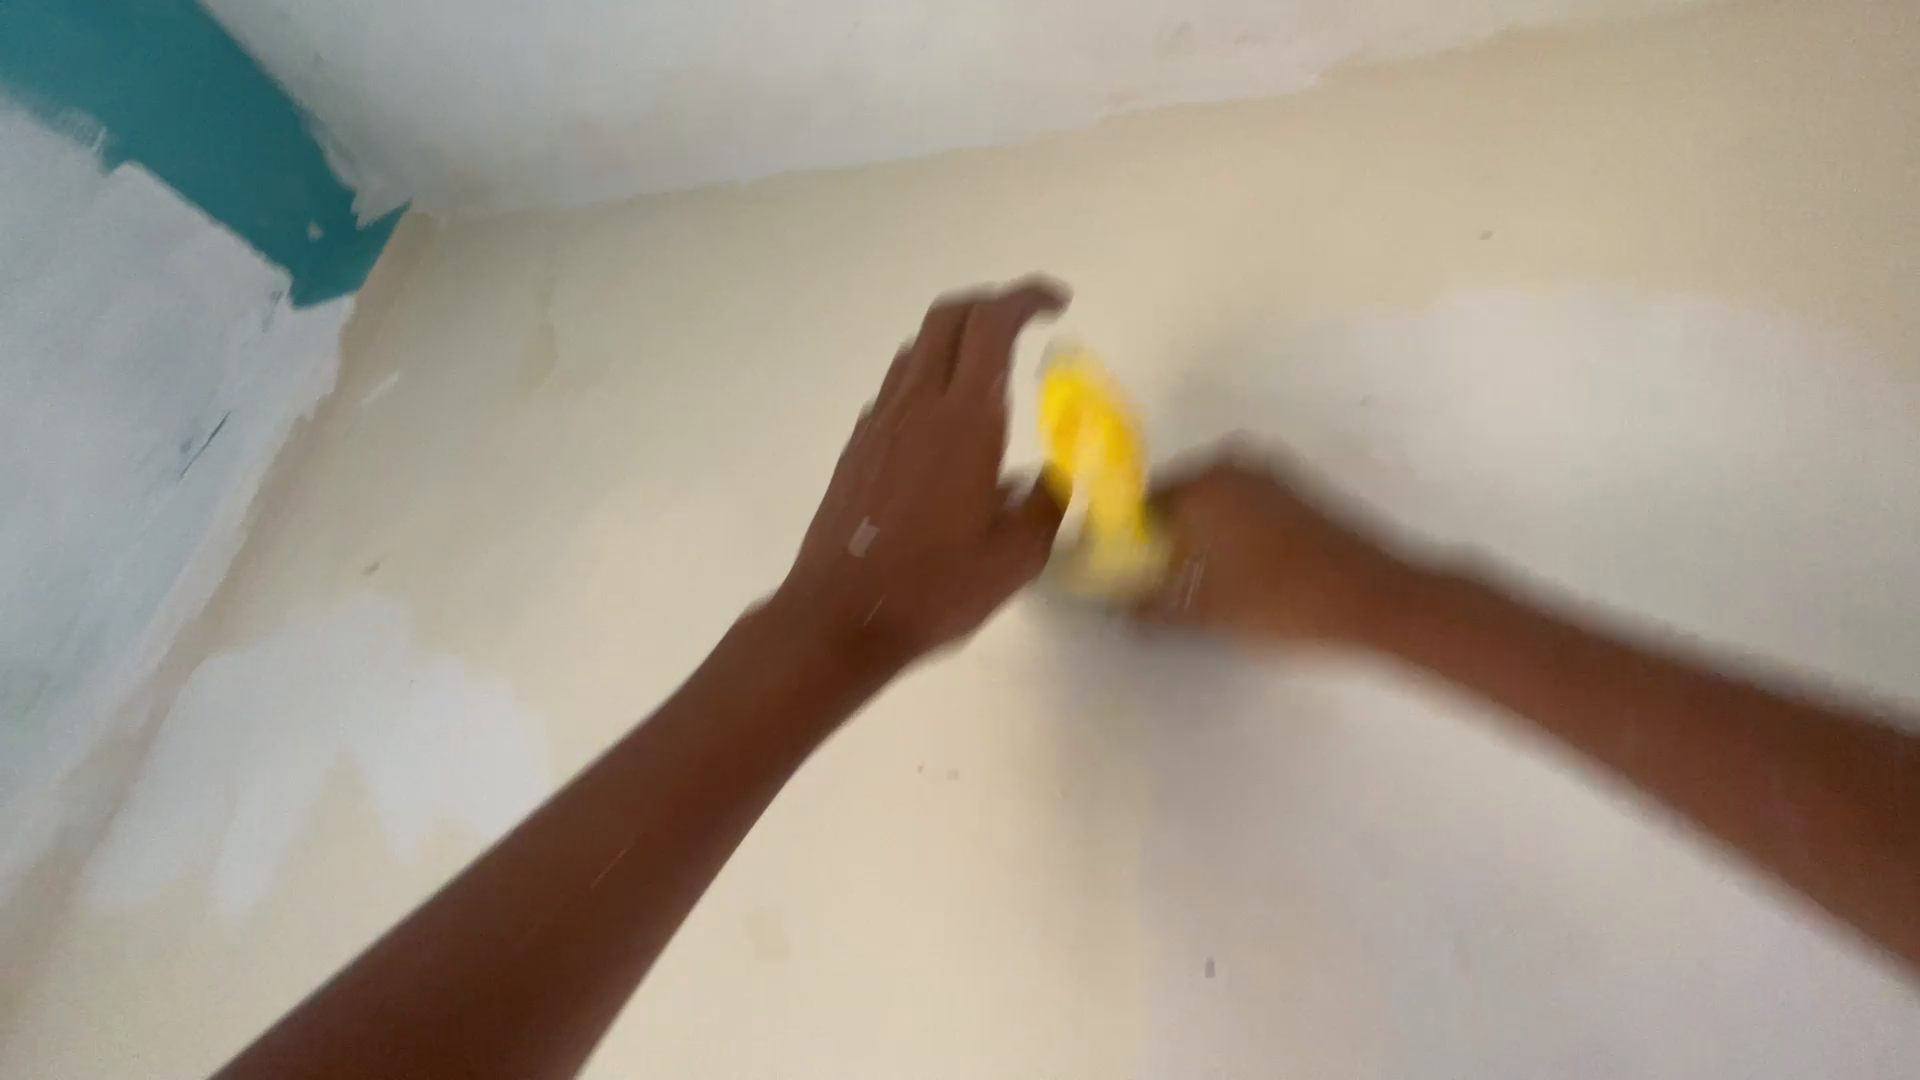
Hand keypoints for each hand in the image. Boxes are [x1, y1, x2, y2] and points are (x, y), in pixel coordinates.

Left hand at [770, 278, 1069, 666]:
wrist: (840, 617)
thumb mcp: (1015, 558)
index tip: (1057, 306)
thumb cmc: (934, 588)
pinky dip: (926, 384)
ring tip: (987, 380)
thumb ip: (1043, 506)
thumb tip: (1047, 481)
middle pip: (948, 318)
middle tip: (1024, 328)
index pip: (992, 324)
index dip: (1027, 299)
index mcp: (964, 421)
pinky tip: (942, 433)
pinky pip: (895, 392)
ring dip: (955, 346)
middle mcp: (916, 406)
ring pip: (916, 352)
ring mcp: (879, 424)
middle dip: (991, 307)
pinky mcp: (856, 449)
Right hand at [1135, 445, 1415, 643]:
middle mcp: (1233, 464)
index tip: (1123, 573)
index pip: (1141, 504)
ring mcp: (1271, 474)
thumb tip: (1118, 611)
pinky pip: (1243, 506)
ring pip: (1212, 504)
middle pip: (1177, 501)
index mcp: (1203, 483)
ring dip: (1197, 536)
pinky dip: (1229, 531)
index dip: (1126, 540)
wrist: (1378, 599)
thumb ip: (1150, 609)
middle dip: (1161, 538)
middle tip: (1155, 583)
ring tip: (1195, 581)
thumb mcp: (1203, 612)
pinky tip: (1236, 570)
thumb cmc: (1279, 599)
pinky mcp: (1298, 490)